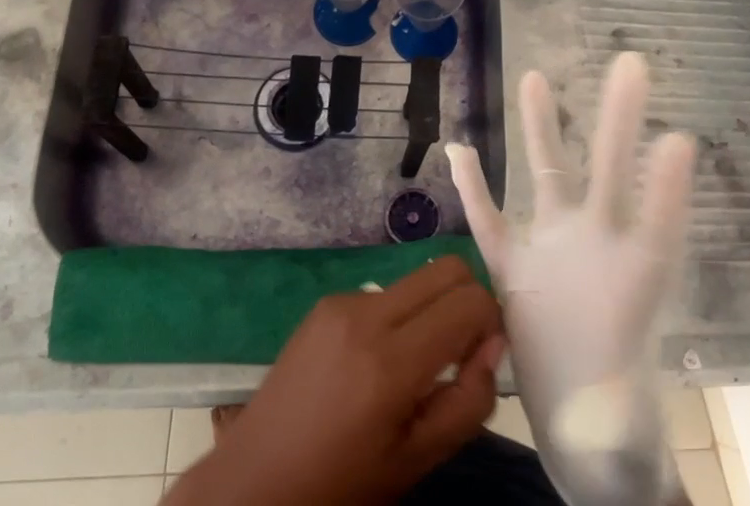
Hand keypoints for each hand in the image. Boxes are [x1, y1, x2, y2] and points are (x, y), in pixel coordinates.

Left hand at [167, 255, 505, 505]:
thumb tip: (494, 343)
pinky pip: (385, 292)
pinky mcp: (324, 304)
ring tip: (420, 360)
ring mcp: (341, 304)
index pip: (470, 301)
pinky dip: (402, 313)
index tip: (483, 356)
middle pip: (447, 268)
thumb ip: (469, 400)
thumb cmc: (343, 481)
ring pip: (417, 276)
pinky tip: (381, 359)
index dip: (492, 322)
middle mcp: (366, 316)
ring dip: (434, 306)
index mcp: (391, 362)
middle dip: (469, 300)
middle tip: (462, 348)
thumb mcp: (419, 458)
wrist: (255, 480)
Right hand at [448, 52, 696, 505]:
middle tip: (631, 64)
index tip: (679, 140)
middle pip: (607, 174)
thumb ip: (620, 421)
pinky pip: (489, 221)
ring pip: (547, 178)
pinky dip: (474, 189)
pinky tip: (460, 148)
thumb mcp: (621, 428)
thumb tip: (623, 425)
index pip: (657, 227)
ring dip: (541, 129)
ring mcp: (552, 254)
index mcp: (636, 281)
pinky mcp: (512, 270)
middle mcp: (597, 250)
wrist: (578, 429)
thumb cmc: (613, 428)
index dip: (667, 188)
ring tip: (534, 77)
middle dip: (618, 121)